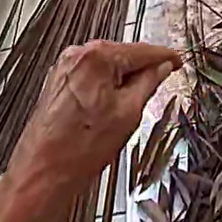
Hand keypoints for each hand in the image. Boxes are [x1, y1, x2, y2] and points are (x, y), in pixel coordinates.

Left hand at [6, 40, 180, 216]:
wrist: (43, 171)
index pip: (142, 50)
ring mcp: (65, 67)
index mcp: (97, 57)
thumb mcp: (129, 113)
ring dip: (124, 77)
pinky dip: (107, 84)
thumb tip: (162, 67)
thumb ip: (149, 82)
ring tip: (136, 100)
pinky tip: (113, 104)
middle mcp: (78, 55)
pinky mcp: (59, 80)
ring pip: (107, 65)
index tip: (178, 61)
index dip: (165, 56)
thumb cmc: (80, 147)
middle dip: (143, 67)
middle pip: (123, 54)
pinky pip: (92, 74)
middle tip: (163, 80)